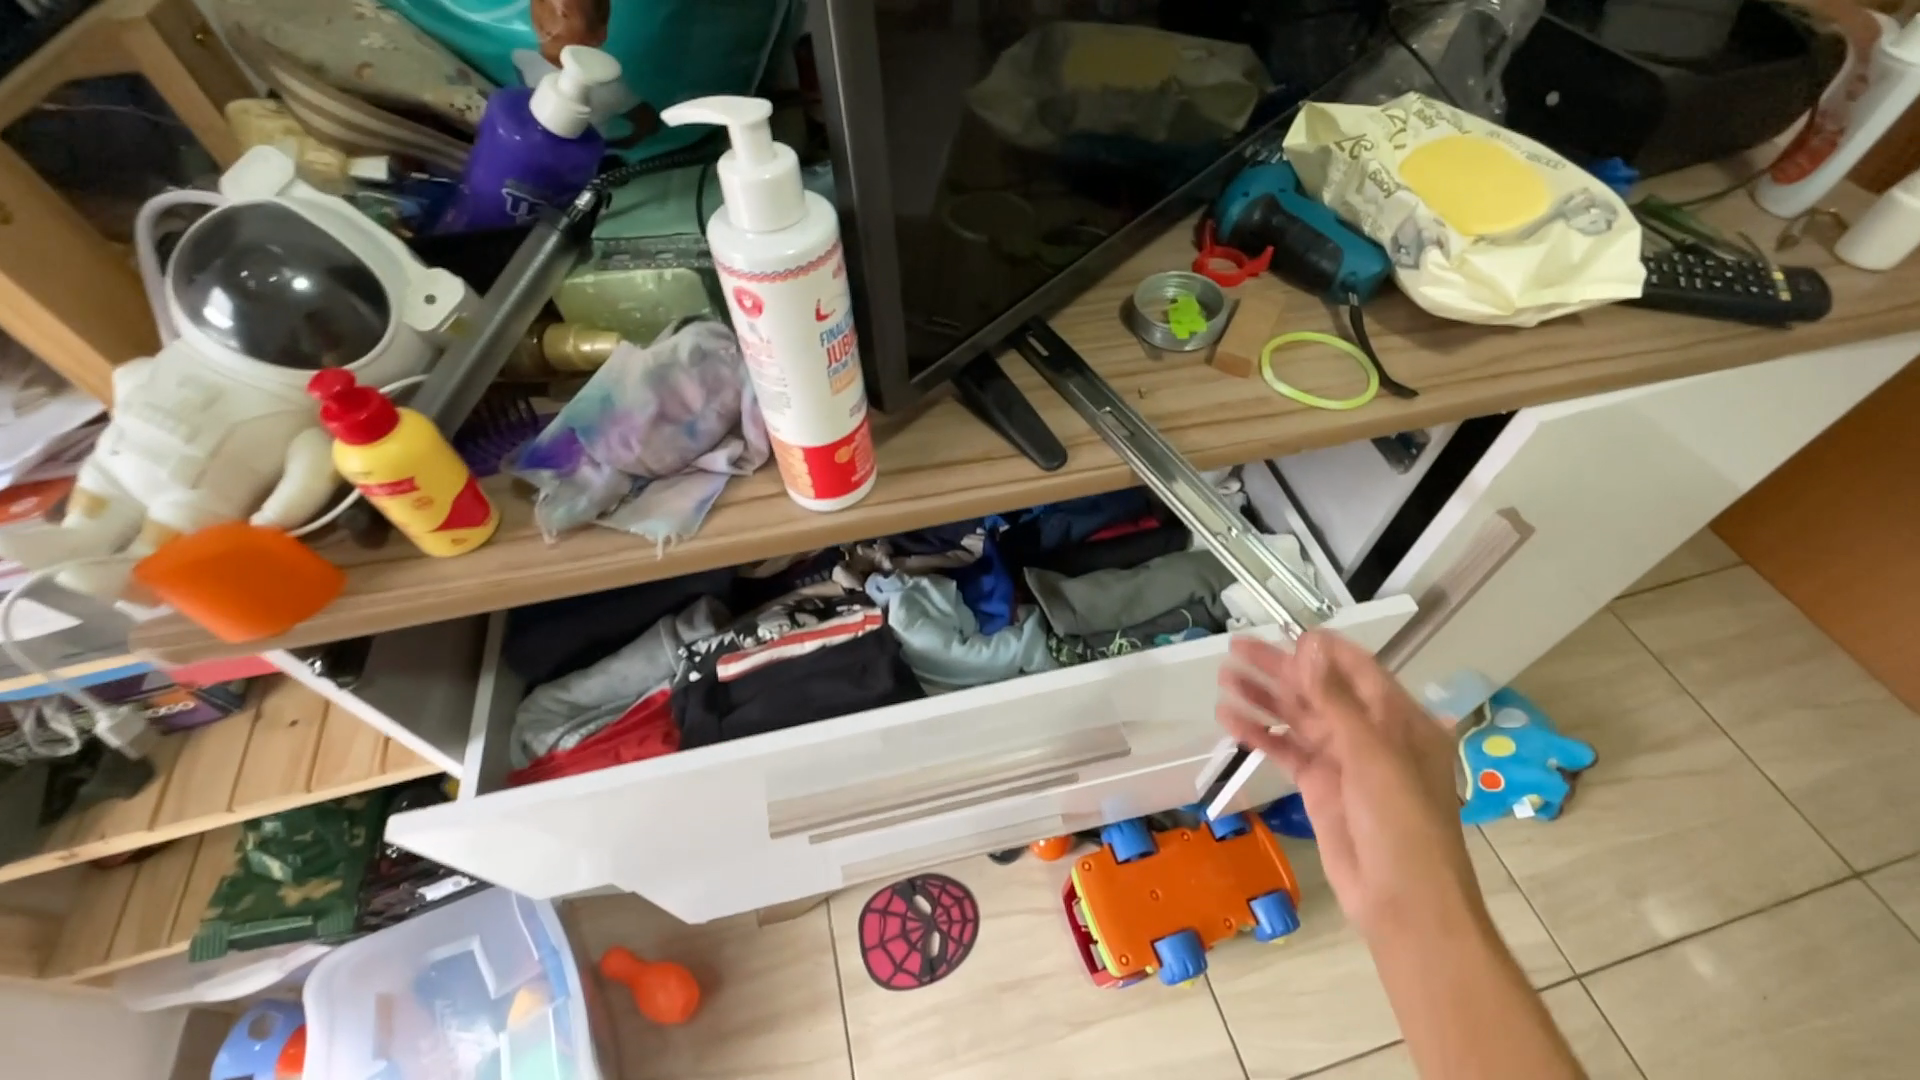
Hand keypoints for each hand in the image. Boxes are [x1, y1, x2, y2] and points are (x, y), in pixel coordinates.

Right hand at [1217, 630, 1480, 936]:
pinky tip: (1229, 719)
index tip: (1285, 631)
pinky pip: (1285, 750)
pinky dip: (1259, 734)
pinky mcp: (1317, 786)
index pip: (1357, 670)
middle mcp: (1370, 734)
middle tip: (1237, 649)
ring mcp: (1341, 761)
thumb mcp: (1372, 755)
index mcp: (1399, 720)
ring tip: (1224, 677)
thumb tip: (1309, 646)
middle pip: (1319, 690)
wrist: (1404, 902)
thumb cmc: (1404, 823)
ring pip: (1297, 718)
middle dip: (1279, 670)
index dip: (1322, 650)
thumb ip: (1335, 699)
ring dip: (1263, 698)